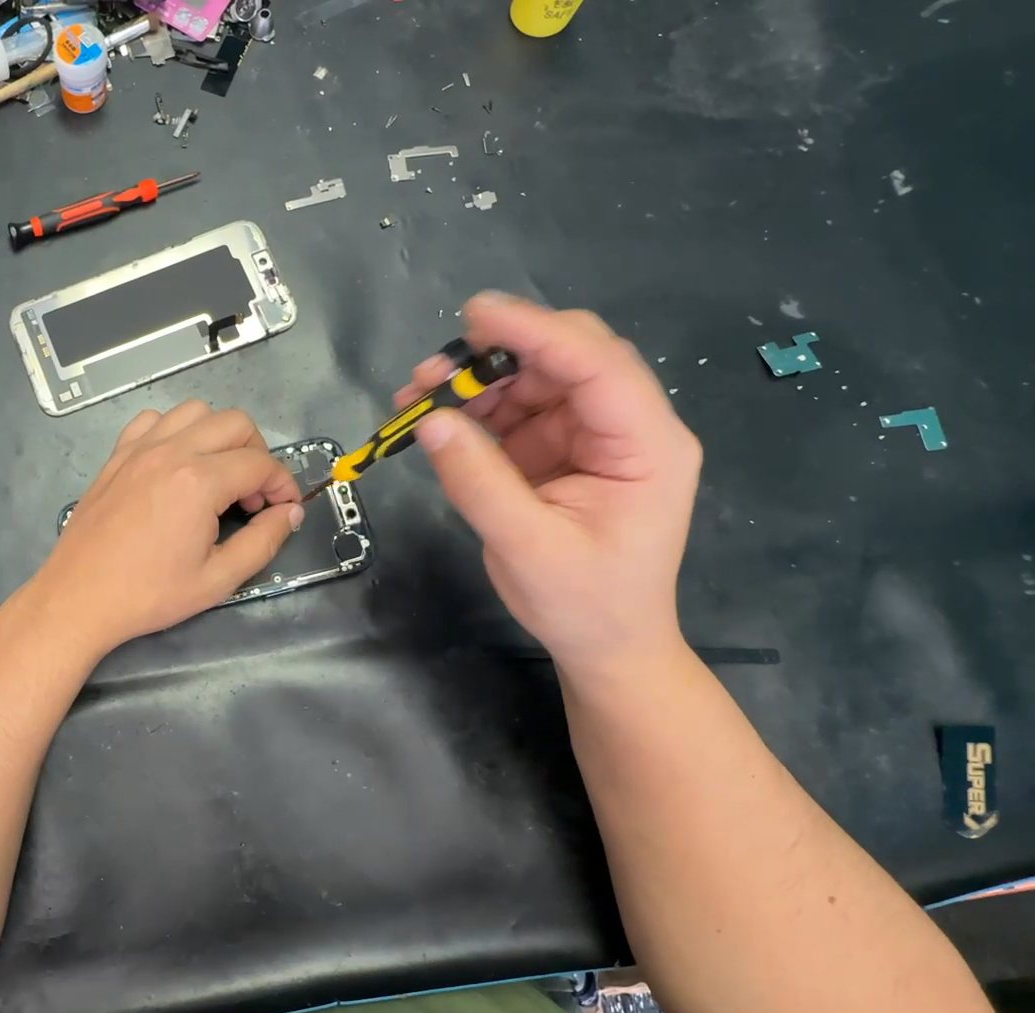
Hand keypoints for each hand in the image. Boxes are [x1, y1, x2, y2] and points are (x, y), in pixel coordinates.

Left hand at [26, 401, 304, 655]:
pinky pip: (152, 420)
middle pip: (234, 423)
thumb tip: (289, 512)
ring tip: (217, 476)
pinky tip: (174, 464)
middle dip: (257, 454)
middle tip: (251, 496)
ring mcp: (139, 449)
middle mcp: (170, 451)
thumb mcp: (217, 580)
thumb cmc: (148, 594)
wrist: (79, 597)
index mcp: (198, 481)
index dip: (282, 484)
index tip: (282, 509)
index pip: (260, 462)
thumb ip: (263, 541)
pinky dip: (174, 431)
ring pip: (194, 411)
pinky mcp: (116, 456)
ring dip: (217, 435)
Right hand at [399, 292, 701, 668]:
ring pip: (534, 380)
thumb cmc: (584, 603)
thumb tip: (428, 421)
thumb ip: (478, 481)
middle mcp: (624, 428)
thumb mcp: (526, 545)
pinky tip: (432, 418)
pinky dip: (472, 410)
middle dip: (498, 354)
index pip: (597, 366)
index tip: (475, 316)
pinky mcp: (557, 451)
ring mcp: (589, 437)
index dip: (536, 333)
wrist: (606, 645)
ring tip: (416, 396)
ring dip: (475, 382)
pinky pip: (513, 413)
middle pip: (568, 359)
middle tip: (431, 371)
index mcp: (647, 446)